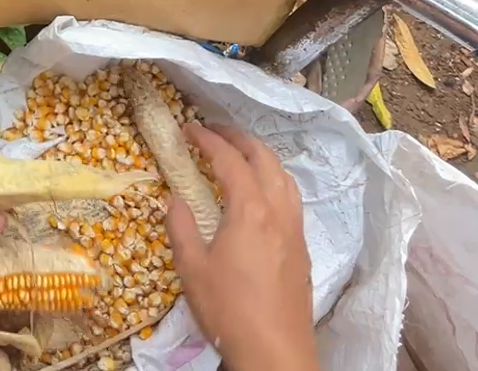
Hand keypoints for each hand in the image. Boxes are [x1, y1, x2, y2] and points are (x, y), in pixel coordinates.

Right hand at [164, 123, 320, 370]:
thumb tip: (175, 197)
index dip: (208, 138)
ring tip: (237, 155)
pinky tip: (258, 194)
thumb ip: (181, 226)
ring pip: (284, 176)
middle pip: (265, 158)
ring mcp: (295, 231)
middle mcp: (279, 212)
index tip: (188, 128)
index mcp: (251, 210)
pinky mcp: (302, 250)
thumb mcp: (192, 268)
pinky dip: (273, 179)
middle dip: (238, 138)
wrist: (276, 356)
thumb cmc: (229, 310)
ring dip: (260, 156)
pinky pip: (291, 198)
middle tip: (213, 131)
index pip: (230, 159)